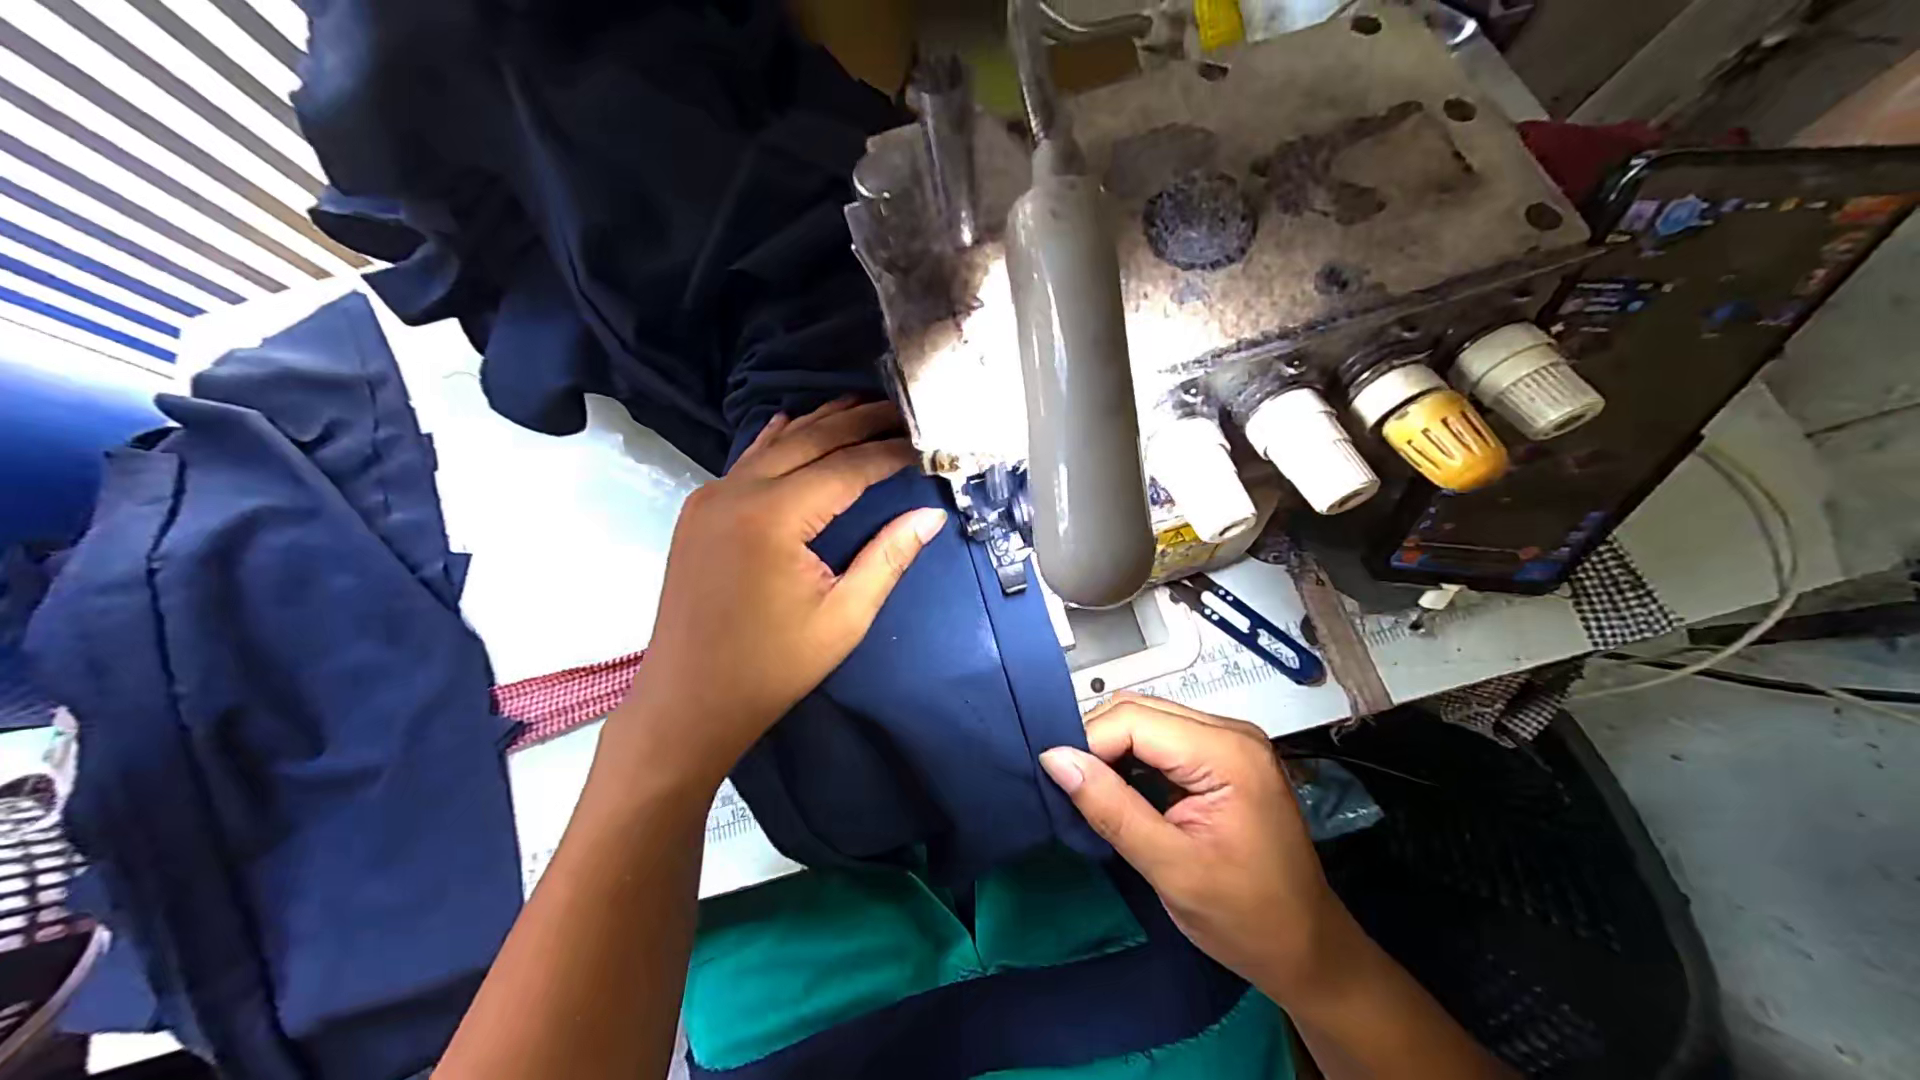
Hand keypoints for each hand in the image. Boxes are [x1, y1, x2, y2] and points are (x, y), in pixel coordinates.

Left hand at [614, 399, 945, 788]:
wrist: (688, 700)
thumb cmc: (772, 667)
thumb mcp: (844, 617)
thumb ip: (888, 557)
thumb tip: (929, 514)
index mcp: (775, 517)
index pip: (847, 467)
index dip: (891, 453)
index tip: (926, 442)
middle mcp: (737, 491)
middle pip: (812, 440)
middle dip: (860, 422)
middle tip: (902, 409)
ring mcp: (711, 496)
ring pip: (777, 443)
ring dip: (822, 424)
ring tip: (862, 406)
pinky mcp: (700, 510)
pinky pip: (748, 461)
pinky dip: (780, 441)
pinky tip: (795, 422)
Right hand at [1038, 694, 1355, 1004]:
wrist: (1307, 950)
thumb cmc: (1249, 918)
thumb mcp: (1172, 868)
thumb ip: (1111, 809)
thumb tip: (1055, 759)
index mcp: (1227, 752)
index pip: (1133, 720)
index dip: (1088, 744)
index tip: (1059, 783)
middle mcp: (1230, 732)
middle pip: (1138, 711)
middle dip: (1095, 743)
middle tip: (1068, 787)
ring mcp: (1228, 742)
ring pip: (1145, 721)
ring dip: (1110, 750)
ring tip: (1088, 790)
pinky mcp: (1221, 757)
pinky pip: (1160, 739)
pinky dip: (1130, 759)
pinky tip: (1117, 790)